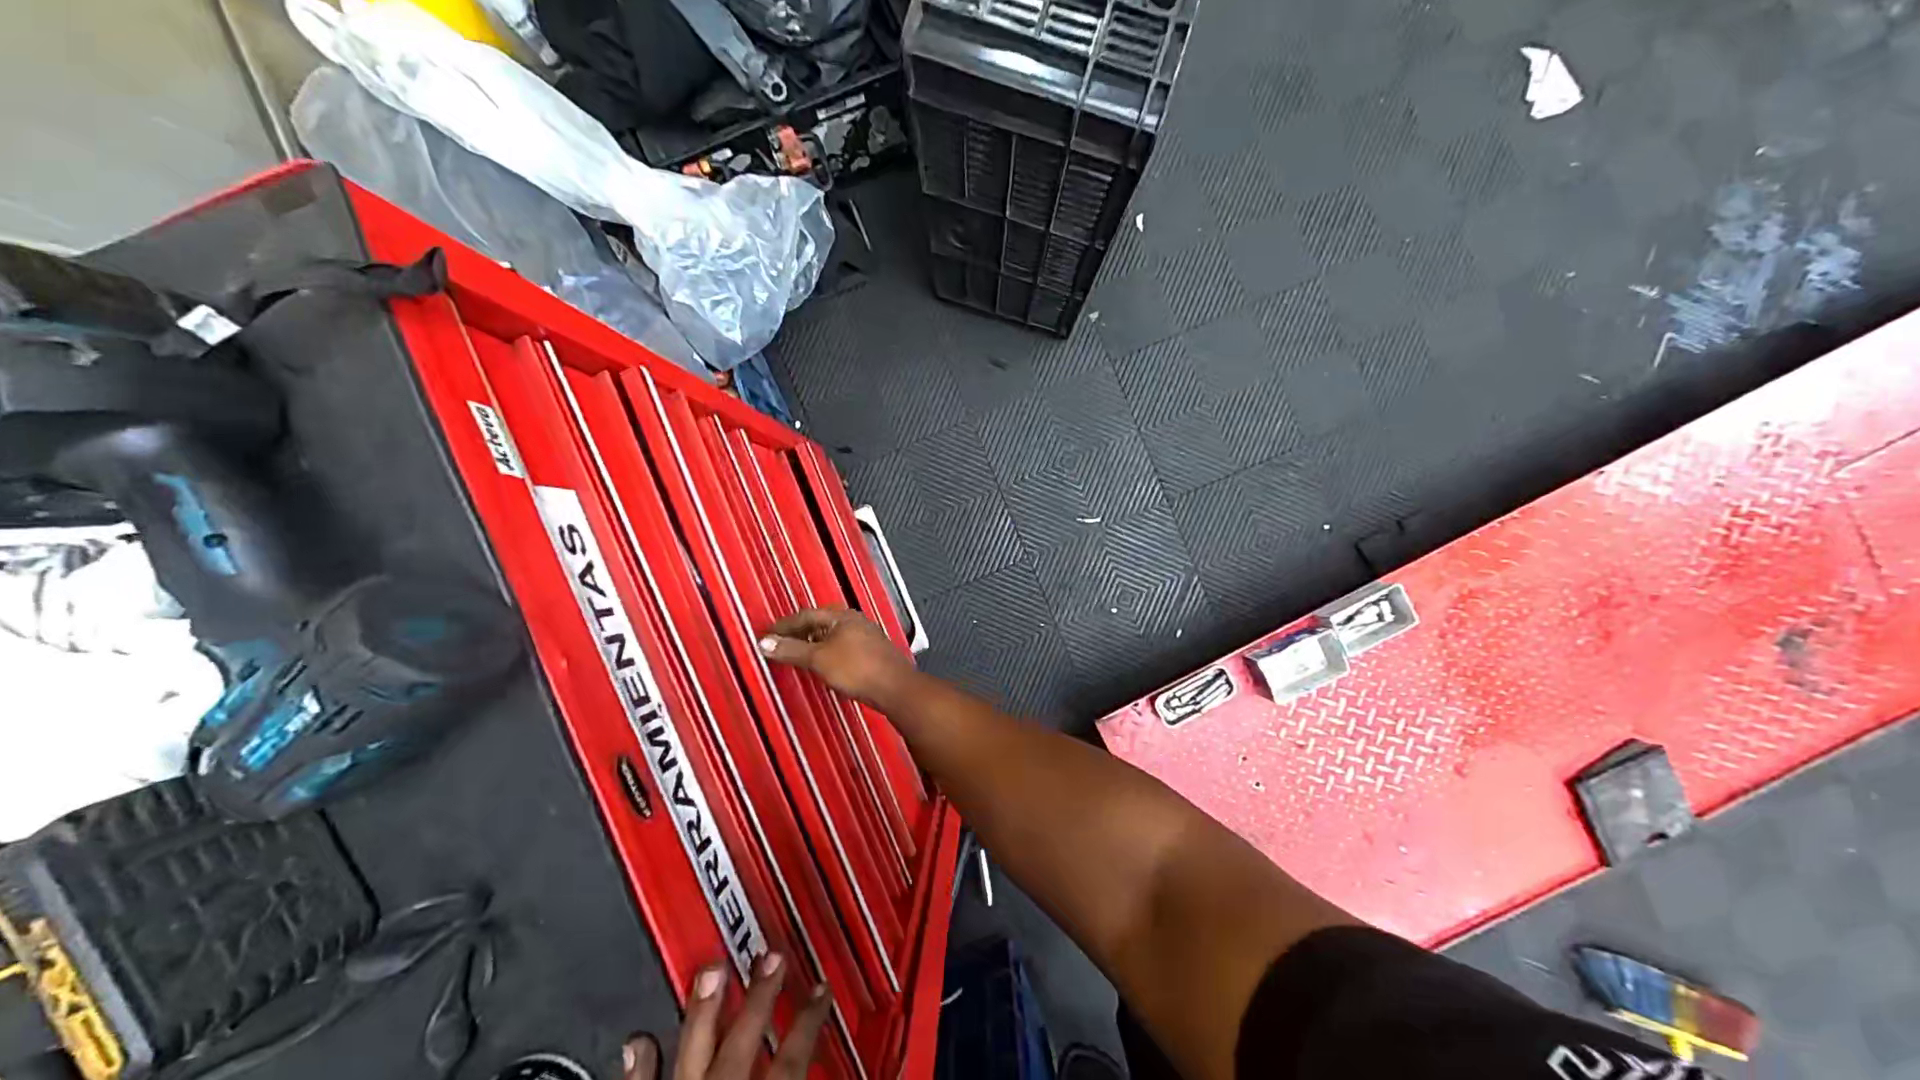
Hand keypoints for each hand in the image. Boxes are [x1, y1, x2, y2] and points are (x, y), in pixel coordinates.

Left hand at [623, 954, 831, 1079]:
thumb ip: (803, 1078)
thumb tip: (823, 1066)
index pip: (793, 1058)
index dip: (810, 1019)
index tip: (821, 990)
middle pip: (744, 1042)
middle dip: (759, 995)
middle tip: (771, 956)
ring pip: (692, 1053)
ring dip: (702, 1011)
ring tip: (711, 969)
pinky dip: (640, 1065)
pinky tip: (639, 1041)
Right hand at [758, 608, 916, 709]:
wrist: (894, 689)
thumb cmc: (864, 670)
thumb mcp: (819, 659)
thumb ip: (792, 650)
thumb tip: (768, 643)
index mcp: (842, 617)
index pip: (805, 615)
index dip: (783, 626)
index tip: (768, 635)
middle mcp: (855, 622)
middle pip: (818, 624)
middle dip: (797, 634)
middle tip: (778, 644)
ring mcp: (865, 638)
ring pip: (830, 637)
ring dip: (811, 645)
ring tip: (796, 656)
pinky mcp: (870, 655)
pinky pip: (841, 649)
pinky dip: (826, 655)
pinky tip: (822, 667)